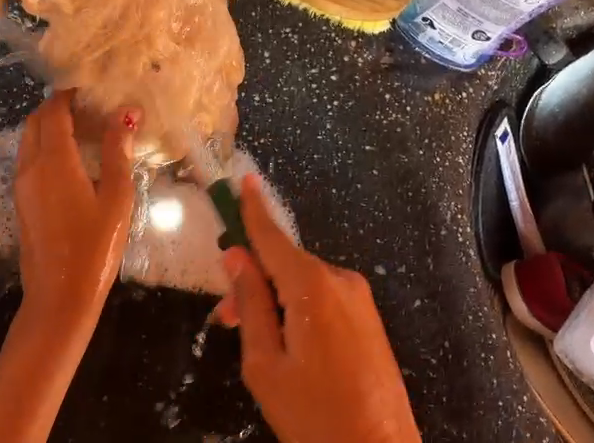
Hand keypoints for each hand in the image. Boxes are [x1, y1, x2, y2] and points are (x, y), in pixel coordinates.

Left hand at [14, 91, 138, 323]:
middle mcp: (31, 167)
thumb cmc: (95, 245)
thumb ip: (117, 150)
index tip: (90, 87)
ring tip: (83, 131)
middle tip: (88, 107)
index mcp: (54, 160)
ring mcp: (22, 186)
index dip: (69, 94)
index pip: (54, 111)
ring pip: (28, 141)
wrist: (60, 297)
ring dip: (49, 127)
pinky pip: (28, 160)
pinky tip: (72, 161)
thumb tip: (126, 112)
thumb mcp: (116, 196)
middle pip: (35, 121)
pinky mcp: (22, 203)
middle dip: (57, 107)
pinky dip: (45, 147)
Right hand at [222, 176, 420, 442]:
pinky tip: (292, 347)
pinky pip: (325, 298)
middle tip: (224, 318)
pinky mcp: (369, 318)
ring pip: (304, 284)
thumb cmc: (315, 415)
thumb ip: (250, 305)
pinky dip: (300, 310)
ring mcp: (359, 298)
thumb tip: (237, 257)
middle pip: (284, 264)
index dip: (253, 209)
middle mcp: (339, 279)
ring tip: (260, 344)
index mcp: (312, 285)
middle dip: (254, 281)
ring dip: (276, 300)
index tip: (245, 179)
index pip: (272, 236)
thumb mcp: (266, 365)